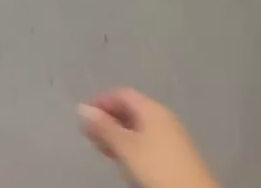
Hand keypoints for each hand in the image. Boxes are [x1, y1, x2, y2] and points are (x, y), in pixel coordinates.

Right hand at [78, 88, 217, 187]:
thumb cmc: (157, 167)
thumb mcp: (126, 147)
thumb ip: (104, 127)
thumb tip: (82, 108)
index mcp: (152, 108)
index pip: (121, 93)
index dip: (101, 101)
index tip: (85, 117)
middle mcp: (164, 116)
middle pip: (131, 110)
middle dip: (109, 120)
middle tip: (92, 135)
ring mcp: (173, 135)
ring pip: (140, 128)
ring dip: (120, 135)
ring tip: (105, 150)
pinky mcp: (178, 154)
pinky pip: (149, 141)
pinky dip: (133, 145)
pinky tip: (128, 160)